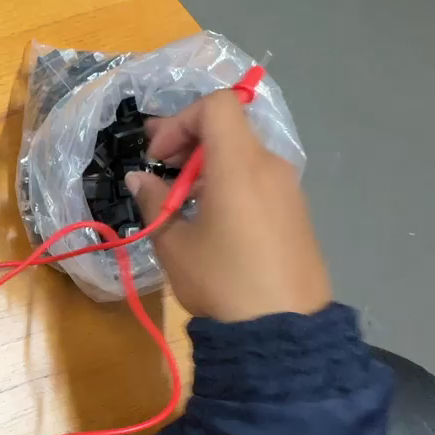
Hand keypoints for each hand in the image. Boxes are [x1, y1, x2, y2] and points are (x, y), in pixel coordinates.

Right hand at [122, 90, 332, 321]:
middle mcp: (269, 165)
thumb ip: (154, 203)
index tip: (158, 157)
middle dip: (188, 142)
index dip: (180, 121)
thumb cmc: (221, 280)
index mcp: (239, 166)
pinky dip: (228, 182)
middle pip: (228, 128)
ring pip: (242, 154)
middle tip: (157, 170)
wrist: (282, 327)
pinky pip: (257, 178)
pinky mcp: (294, 210)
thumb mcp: (174, 244)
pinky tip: (210, 219)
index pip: (216, 106)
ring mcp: (287, 188)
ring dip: (206, 165)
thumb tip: (140, 179)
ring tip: (180, 201)